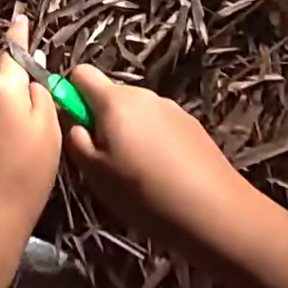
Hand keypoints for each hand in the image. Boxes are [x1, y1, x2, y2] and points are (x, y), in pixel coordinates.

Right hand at [63, 65, 261, 257]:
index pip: (81, 73)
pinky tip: (163, 176)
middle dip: (102, 120)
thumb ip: (75, 138)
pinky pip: (158, 125)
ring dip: (128, 133)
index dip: (71, 94)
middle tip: (106, 161)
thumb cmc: (145, 193)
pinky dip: (153, 142)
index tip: (76, 125)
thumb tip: (73, 120)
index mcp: (114, 101)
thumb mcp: (95, 173)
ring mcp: (170, 108)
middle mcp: (143, 95)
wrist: (216, 214)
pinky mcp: (191, 125)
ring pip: (135, 113)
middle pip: (109, 96)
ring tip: (137, 175)